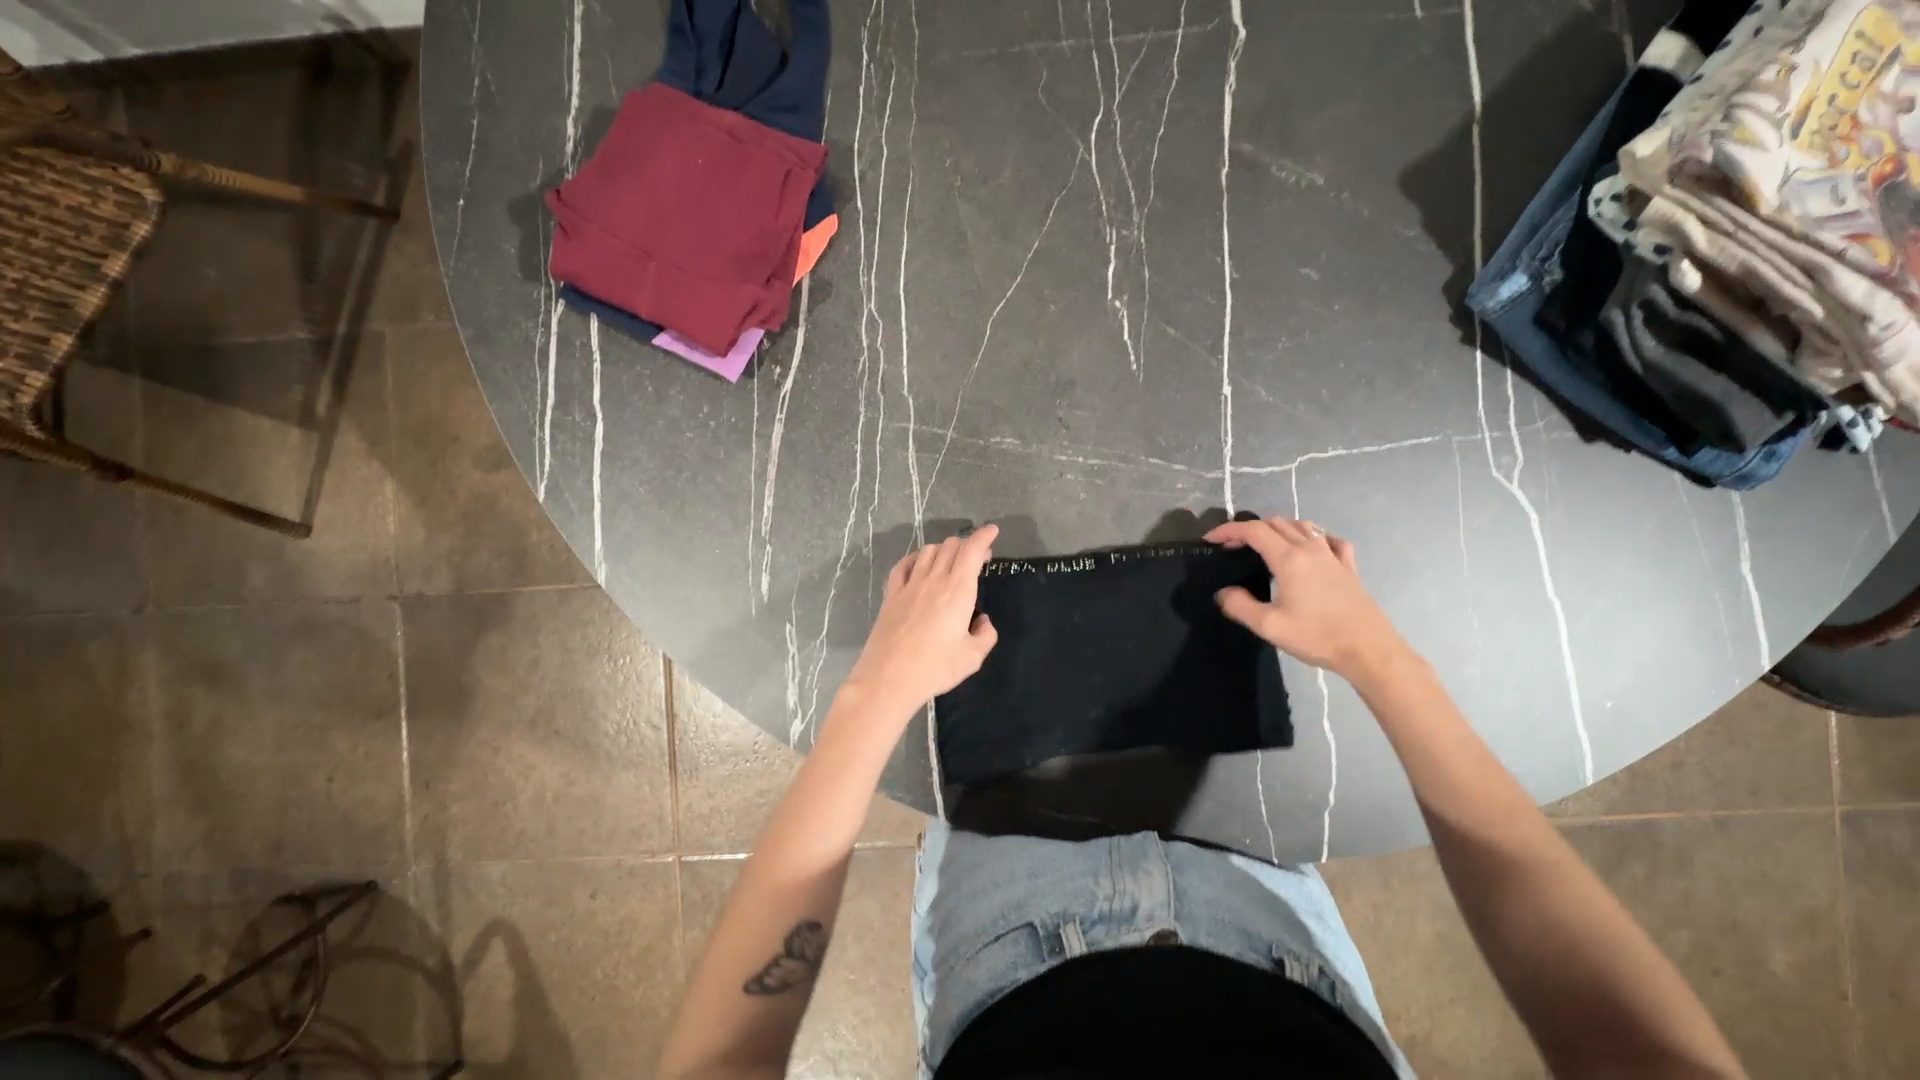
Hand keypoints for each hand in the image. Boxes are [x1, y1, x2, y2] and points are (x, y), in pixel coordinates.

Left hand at [841, 525, 1000, 718]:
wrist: (889, 678)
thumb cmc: (935, 668)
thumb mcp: (972, 657)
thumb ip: (985, 636)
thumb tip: (983, 622)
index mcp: (958, 591)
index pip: (971, 551)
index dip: (983, 537)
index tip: (992, 531)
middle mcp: (934, 581)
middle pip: (950, 547)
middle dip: (967, 545)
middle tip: (977, 557)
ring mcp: (909, 586)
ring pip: (928, 552)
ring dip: (943, 550)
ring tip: (950, 561)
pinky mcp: (891, 596)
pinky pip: (903, 566)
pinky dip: (915, 559)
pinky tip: (918, 565)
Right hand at [1205, 517, 1406, 682]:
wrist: (1368, 649)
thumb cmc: (1316, 636)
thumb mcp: (1269, 626)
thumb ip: (1240, 606)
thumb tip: (1224, 593)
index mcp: (1289, 559)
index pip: (1253, 531)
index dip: (1229, 530)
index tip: (1211, 540)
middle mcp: (1310, 549)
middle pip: (1276, 523)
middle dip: (1251, 530)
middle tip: (1235, 549)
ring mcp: (1333, 556)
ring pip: (1303, 527)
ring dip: (1280, 529)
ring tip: (1267, 546)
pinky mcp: (1349, 567)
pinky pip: (1330, 540)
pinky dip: (1315, 538)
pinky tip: (1312, 551)